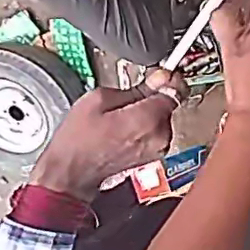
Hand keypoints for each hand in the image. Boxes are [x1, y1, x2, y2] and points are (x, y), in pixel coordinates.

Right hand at [30, 80, 183, 199]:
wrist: (72, 173)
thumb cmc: (79, 139)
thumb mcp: (99, 100)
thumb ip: (136, 87)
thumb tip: (158, 79)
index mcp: (147, 119)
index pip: (177, 89)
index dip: (168, 79)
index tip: (159, 76)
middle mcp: (160, 135)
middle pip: (168, 104)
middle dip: (154, 98)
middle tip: (128, 99)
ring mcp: (159, 148)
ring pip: (163, 118)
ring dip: (149, 113)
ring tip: (122, 117)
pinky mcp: (155, 156)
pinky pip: (157, 132)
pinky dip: (146, 127)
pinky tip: (125, 130)